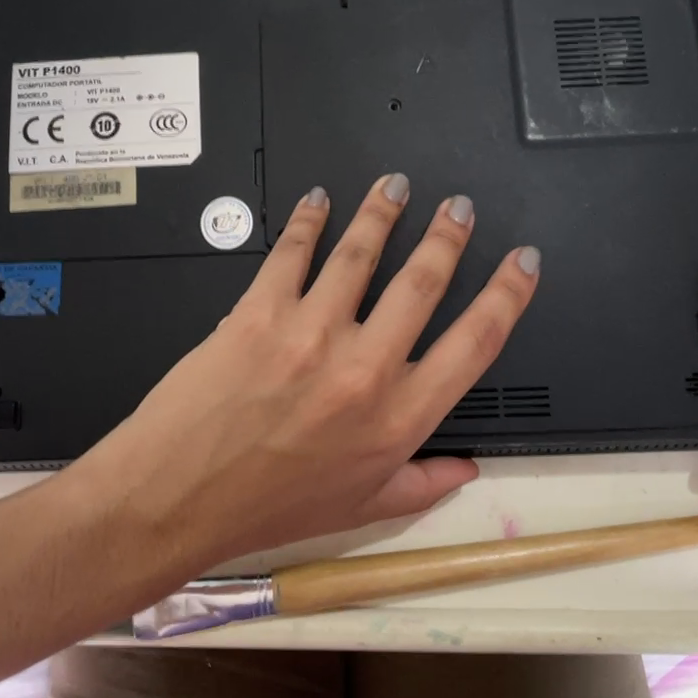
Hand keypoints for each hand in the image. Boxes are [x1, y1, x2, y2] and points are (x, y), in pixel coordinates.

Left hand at [62, 174, 540, 570]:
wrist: (176, 498)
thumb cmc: (264, 508)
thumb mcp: (359, 510)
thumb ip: (422, 484)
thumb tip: (468, 468)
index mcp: (397, 420)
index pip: (475, 344)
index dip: (507, 296)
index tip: (521, 264)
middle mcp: (364, 370)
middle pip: (423, 282)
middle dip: (448, 236)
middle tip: (458, 208)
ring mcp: (310, 334)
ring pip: (361, 253)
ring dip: (383, 213)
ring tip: (395, 187)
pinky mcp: (258, 312)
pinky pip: (292, 252)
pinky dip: (309, 219)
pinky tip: (317, 201)